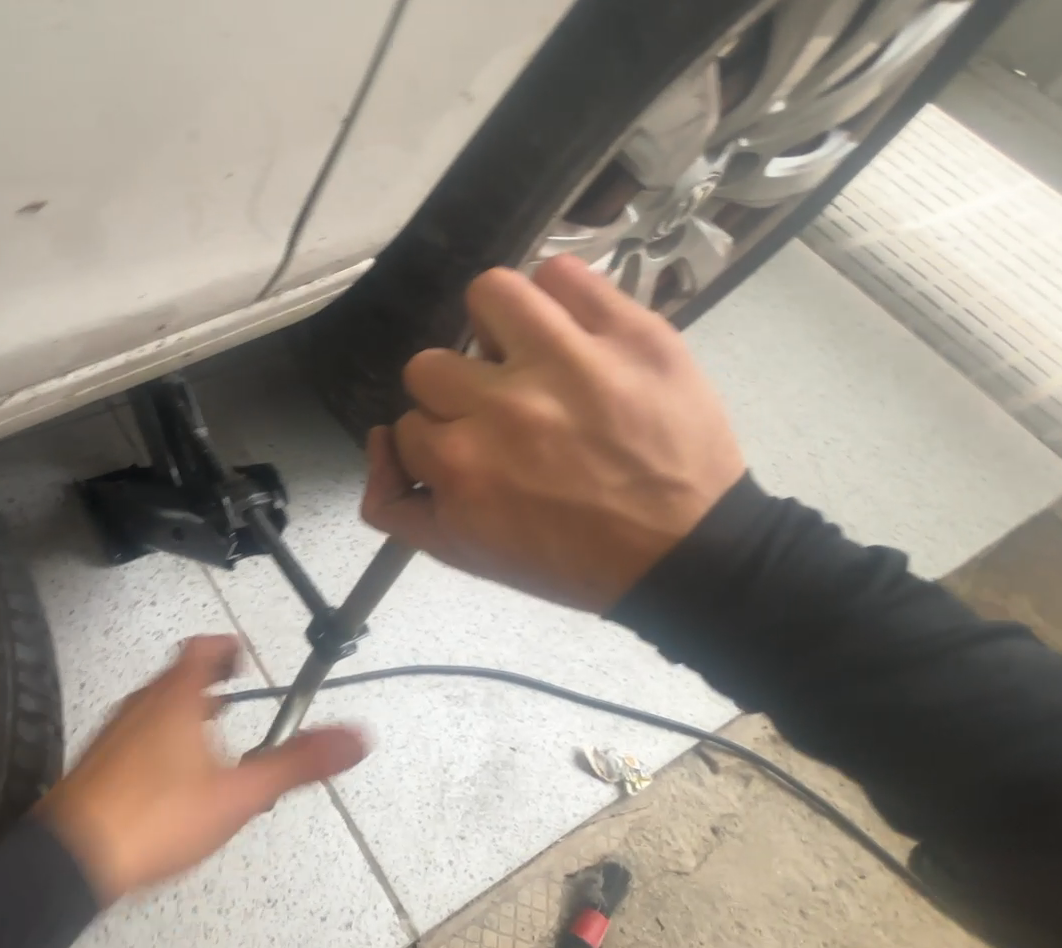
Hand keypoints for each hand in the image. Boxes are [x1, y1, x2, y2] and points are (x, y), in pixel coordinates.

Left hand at [34, 636, 367, 903]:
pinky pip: (134, 736)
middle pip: (175, 677)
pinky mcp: (96, 763)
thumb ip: (298, 765)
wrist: (74, 856)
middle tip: (229, 700)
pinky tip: (167, 782)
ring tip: (205, 741)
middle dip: (206, 685)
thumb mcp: (240, 794)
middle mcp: (140, 705)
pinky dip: (157, 740)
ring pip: (152, 707)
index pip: (202, 649)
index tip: (241, 658)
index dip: (225, 648)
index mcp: (176, 699)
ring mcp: (113, 733)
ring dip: (182, 713)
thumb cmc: (158, 817)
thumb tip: (354, 738)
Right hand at [361, 255, 745, 612]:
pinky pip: (563, 273)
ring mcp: (568, 361)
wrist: (684, 553)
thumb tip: (377, 438)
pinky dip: (557, 295)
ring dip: (493, 326)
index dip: (435, 443)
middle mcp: (501, 407)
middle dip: (454, 394)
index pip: (405, 425)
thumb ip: (393, 506)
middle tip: (496, 415)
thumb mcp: (460, 553)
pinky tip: (568, 330)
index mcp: (459, 464)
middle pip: (428, 365)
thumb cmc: (565, 559)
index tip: (470, 459)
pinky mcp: (629, 331)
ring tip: (523, 355)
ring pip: (486, 294)